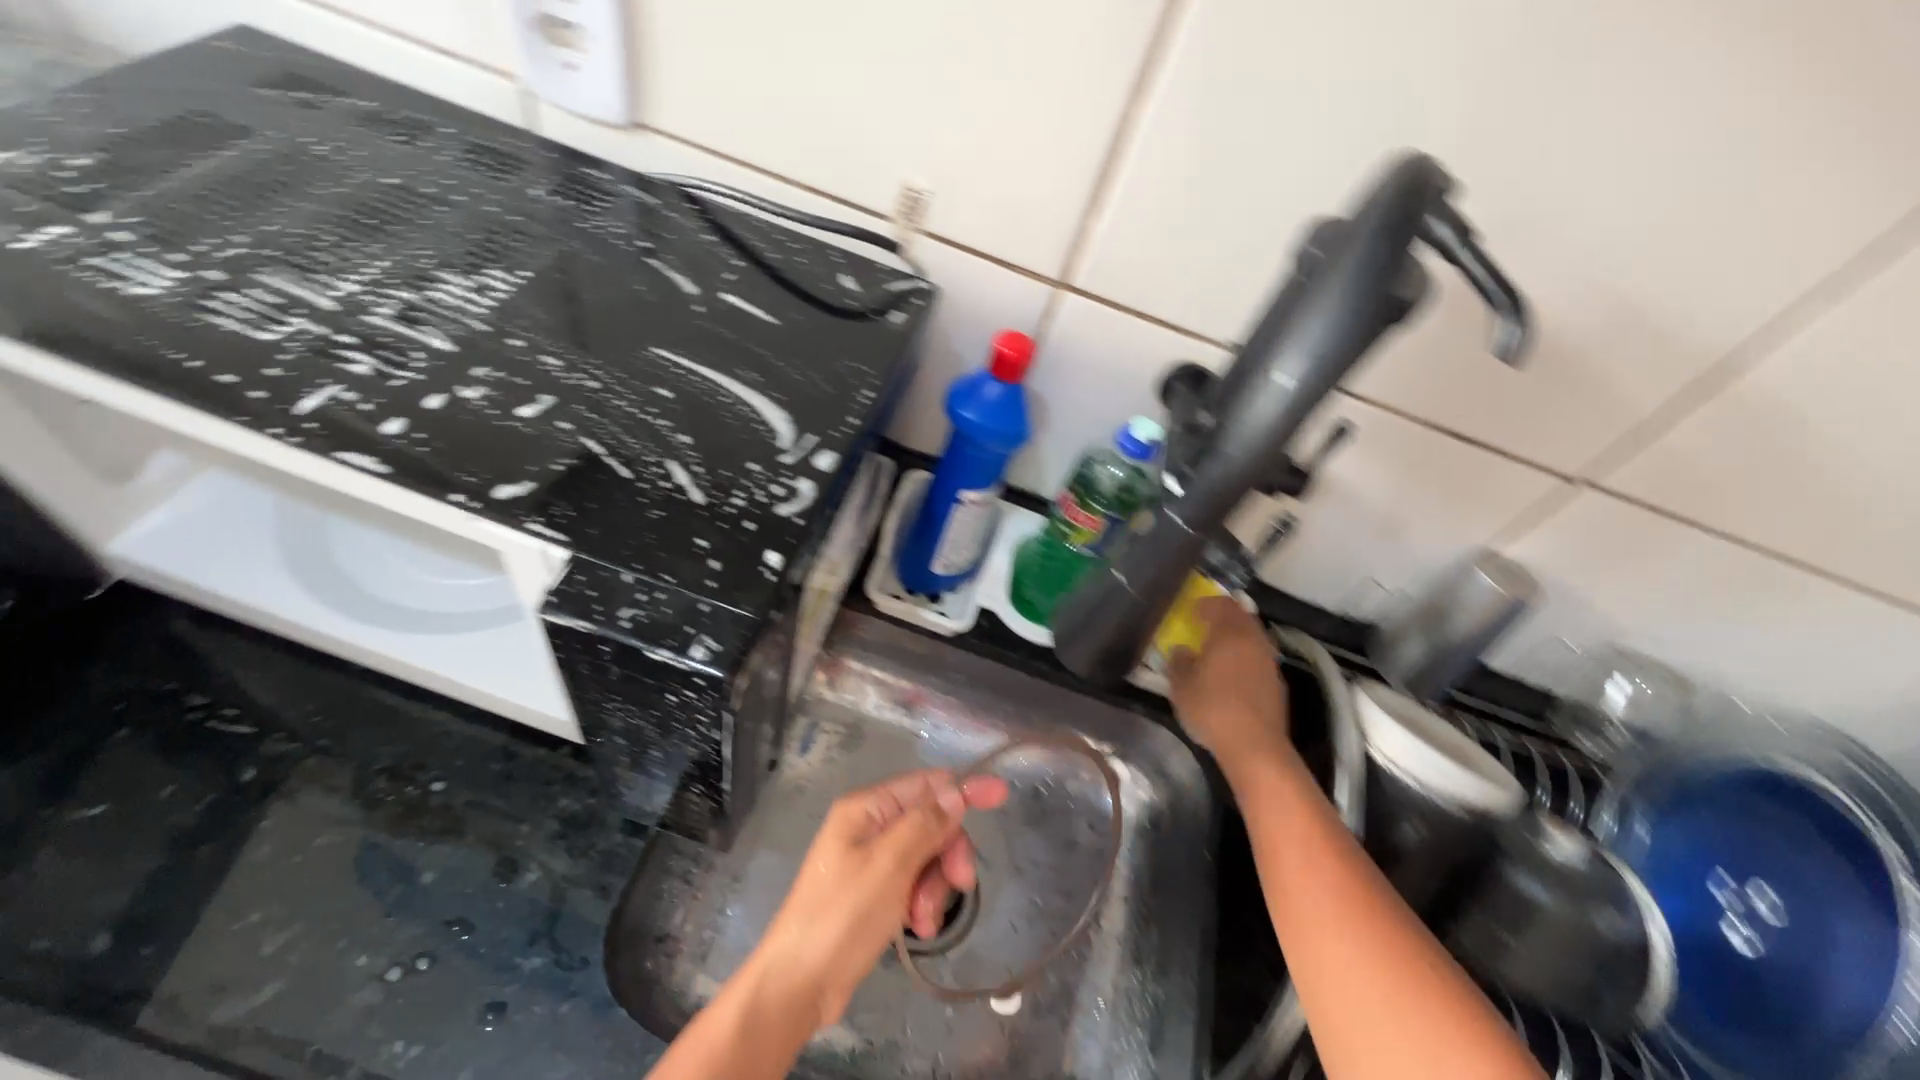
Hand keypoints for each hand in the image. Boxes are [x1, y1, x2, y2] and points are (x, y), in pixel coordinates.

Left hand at [746, 768, 1008, 1029]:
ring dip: (935, 887)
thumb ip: (925, 824)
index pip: (926, 785)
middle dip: (948, 854)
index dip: (964, 790)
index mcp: (866, 809)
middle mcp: (868, 828)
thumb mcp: (890, 865)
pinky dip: (921, 903)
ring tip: (923, 921)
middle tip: (960, 884)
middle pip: (930, 823)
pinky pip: (912, 884)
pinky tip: (917, 929)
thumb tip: (956, 791)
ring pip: (926, 858)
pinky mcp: (873, 893)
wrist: (799, 983)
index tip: (1001, 795)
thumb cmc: (841, 917)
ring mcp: (870, 862)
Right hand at [1166, 596, 1292, 772]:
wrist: (1254, 746)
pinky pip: (1259, 659)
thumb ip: (1179, 662)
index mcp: (1230, 634)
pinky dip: (1246, 658)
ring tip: (1219, 651)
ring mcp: (1269, 662)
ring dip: (1237, 638)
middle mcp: (1254, 641)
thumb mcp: (1181, 686)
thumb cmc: (1212, 709)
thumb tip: (1181, 650)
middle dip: (1224, 618)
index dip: (1206, 604)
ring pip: (1253, 638)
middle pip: (1242, 618)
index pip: (1222, 604)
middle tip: (1206, 626)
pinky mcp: (1277, 683)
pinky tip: (1234, 675)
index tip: (1192, 612)